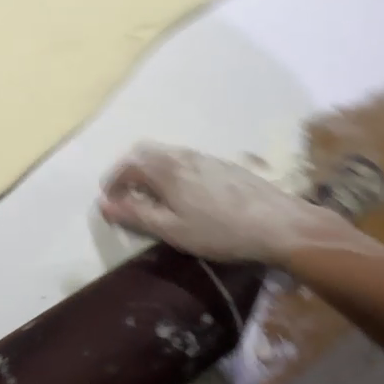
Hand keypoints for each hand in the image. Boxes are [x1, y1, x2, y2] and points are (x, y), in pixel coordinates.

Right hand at [98, 143, 360, 265]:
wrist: (279, 224)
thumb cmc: (220, 230)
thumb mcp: (172, 230)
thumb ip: (136, 214)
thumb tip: (103, 203)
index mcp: (164, 167)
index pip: (126, 164)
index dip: (112, 181)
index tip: (108, 201)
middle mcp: (180, 154)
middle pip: (144, 152)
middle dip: (128, 170)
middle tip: (125, 195)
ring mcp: (204, 157)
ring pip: (166, 155)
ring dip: (149, 171)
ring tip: (151, 197)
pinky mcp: (222, 165)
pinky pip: (184, 161)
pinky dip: (170, 172)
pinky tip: (183, 195)